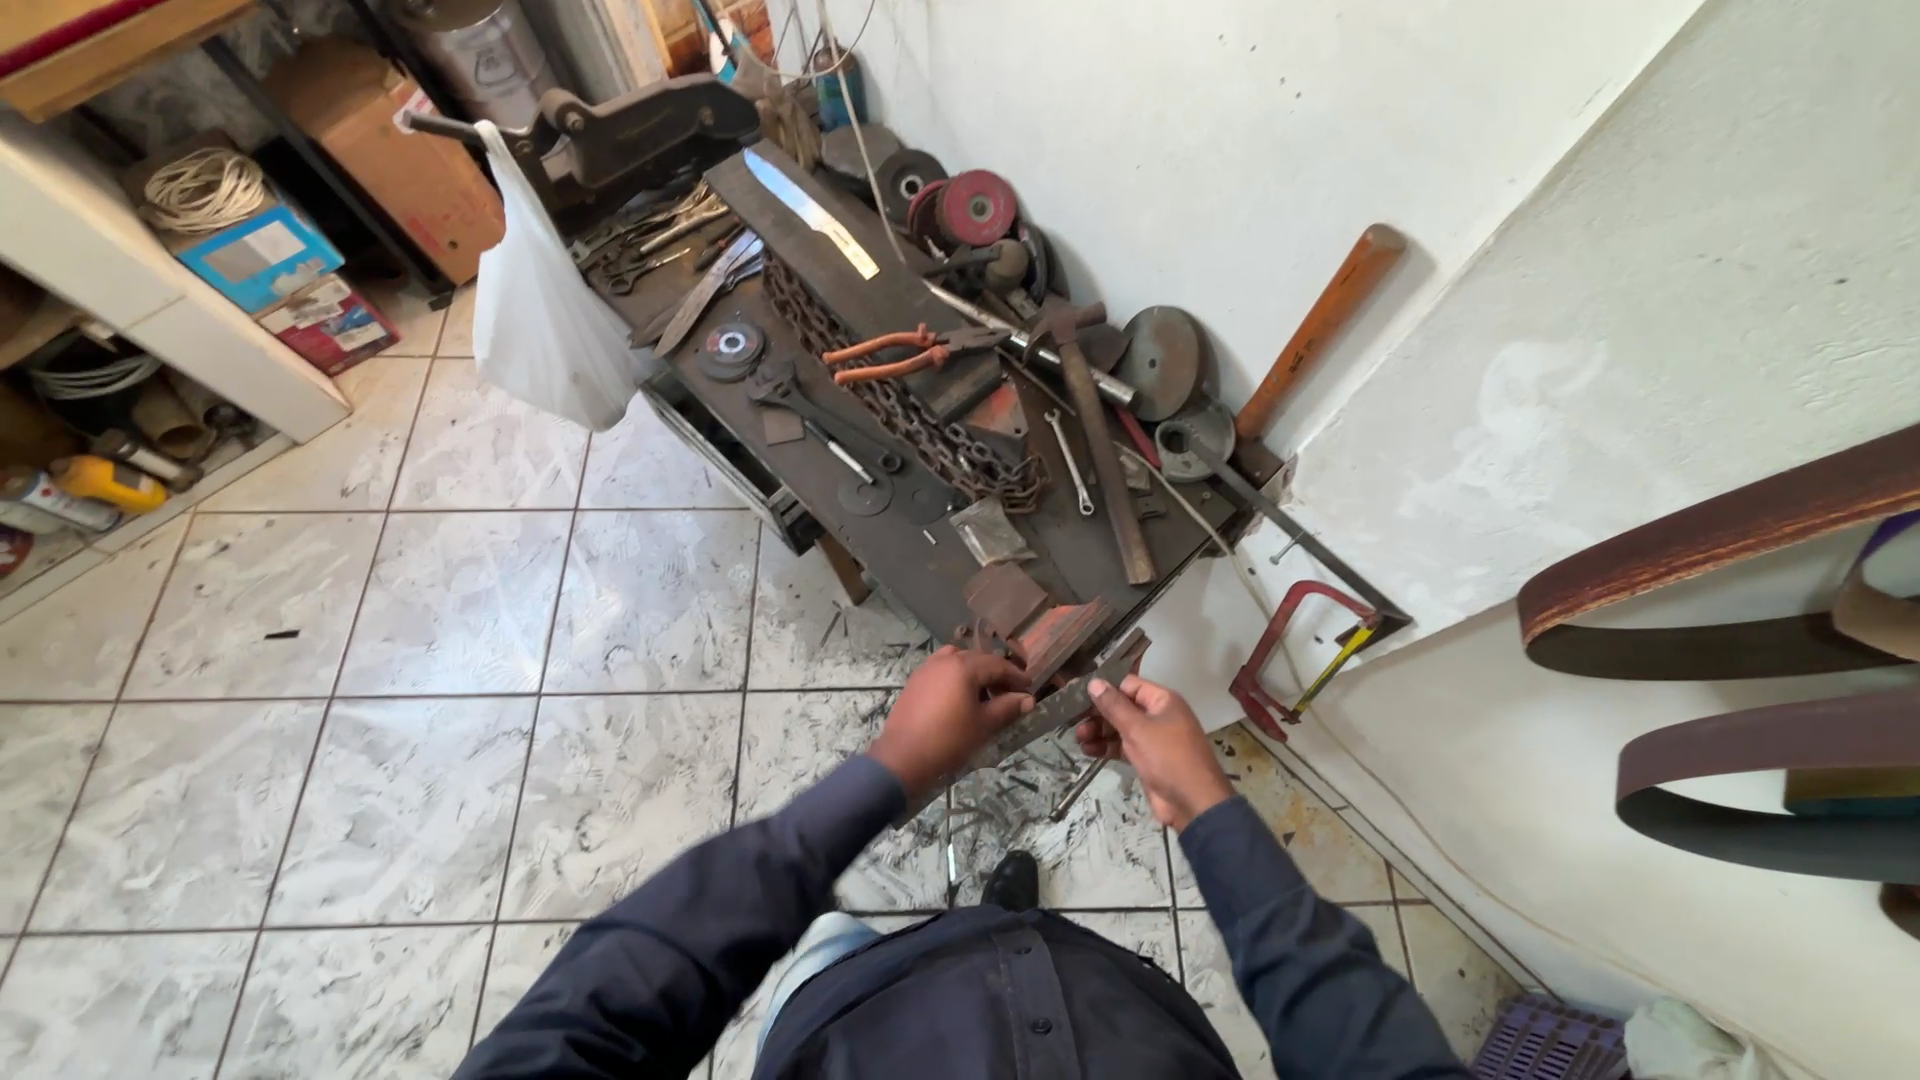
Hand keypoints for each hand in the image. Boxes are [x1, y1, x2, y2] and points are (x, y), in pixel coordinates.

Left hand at [868, 646, 1033, 798]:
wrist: (904, 756)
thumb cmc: (949, 739)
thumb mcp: (984, 724)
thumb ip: (1007, 707)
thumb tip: (1028, 700)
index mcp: (963, 667)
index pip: (997, 665)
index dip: (1015, 676)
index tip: (1028, 687)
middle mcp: (944, 660)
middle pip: (977, 659)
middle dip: (996, 672)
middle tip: (1010, 690)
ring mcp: (926, 669)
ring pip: (956, 659)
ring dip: (973, 670)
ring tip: (983, 691)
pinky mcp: (914, 681)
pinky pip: (940, 668)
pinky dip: (955, 675)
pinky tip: (959, 695)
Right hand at [1075, 675, 1233, 830]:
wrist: (1193, 803)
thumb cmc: (1168, 757)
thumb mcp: (1138, 728)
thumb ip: (1114, 706)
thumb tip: (1094, 682)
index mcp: (1162, 701)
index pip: (1128, 685)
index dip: (1104, 688)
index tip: (1078, 694)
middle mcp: (1158, 716)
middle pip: (1122, 707)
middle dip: (1098, 714)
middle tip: (1074, 720)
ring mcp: (1153, 739)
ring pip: (1120, 728)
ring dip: (1099, 732)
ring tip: (1079, 738)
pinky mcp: (1147, 759)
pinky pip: (1123, 747)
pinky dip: (1106, 747)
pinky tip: (1088, 750)